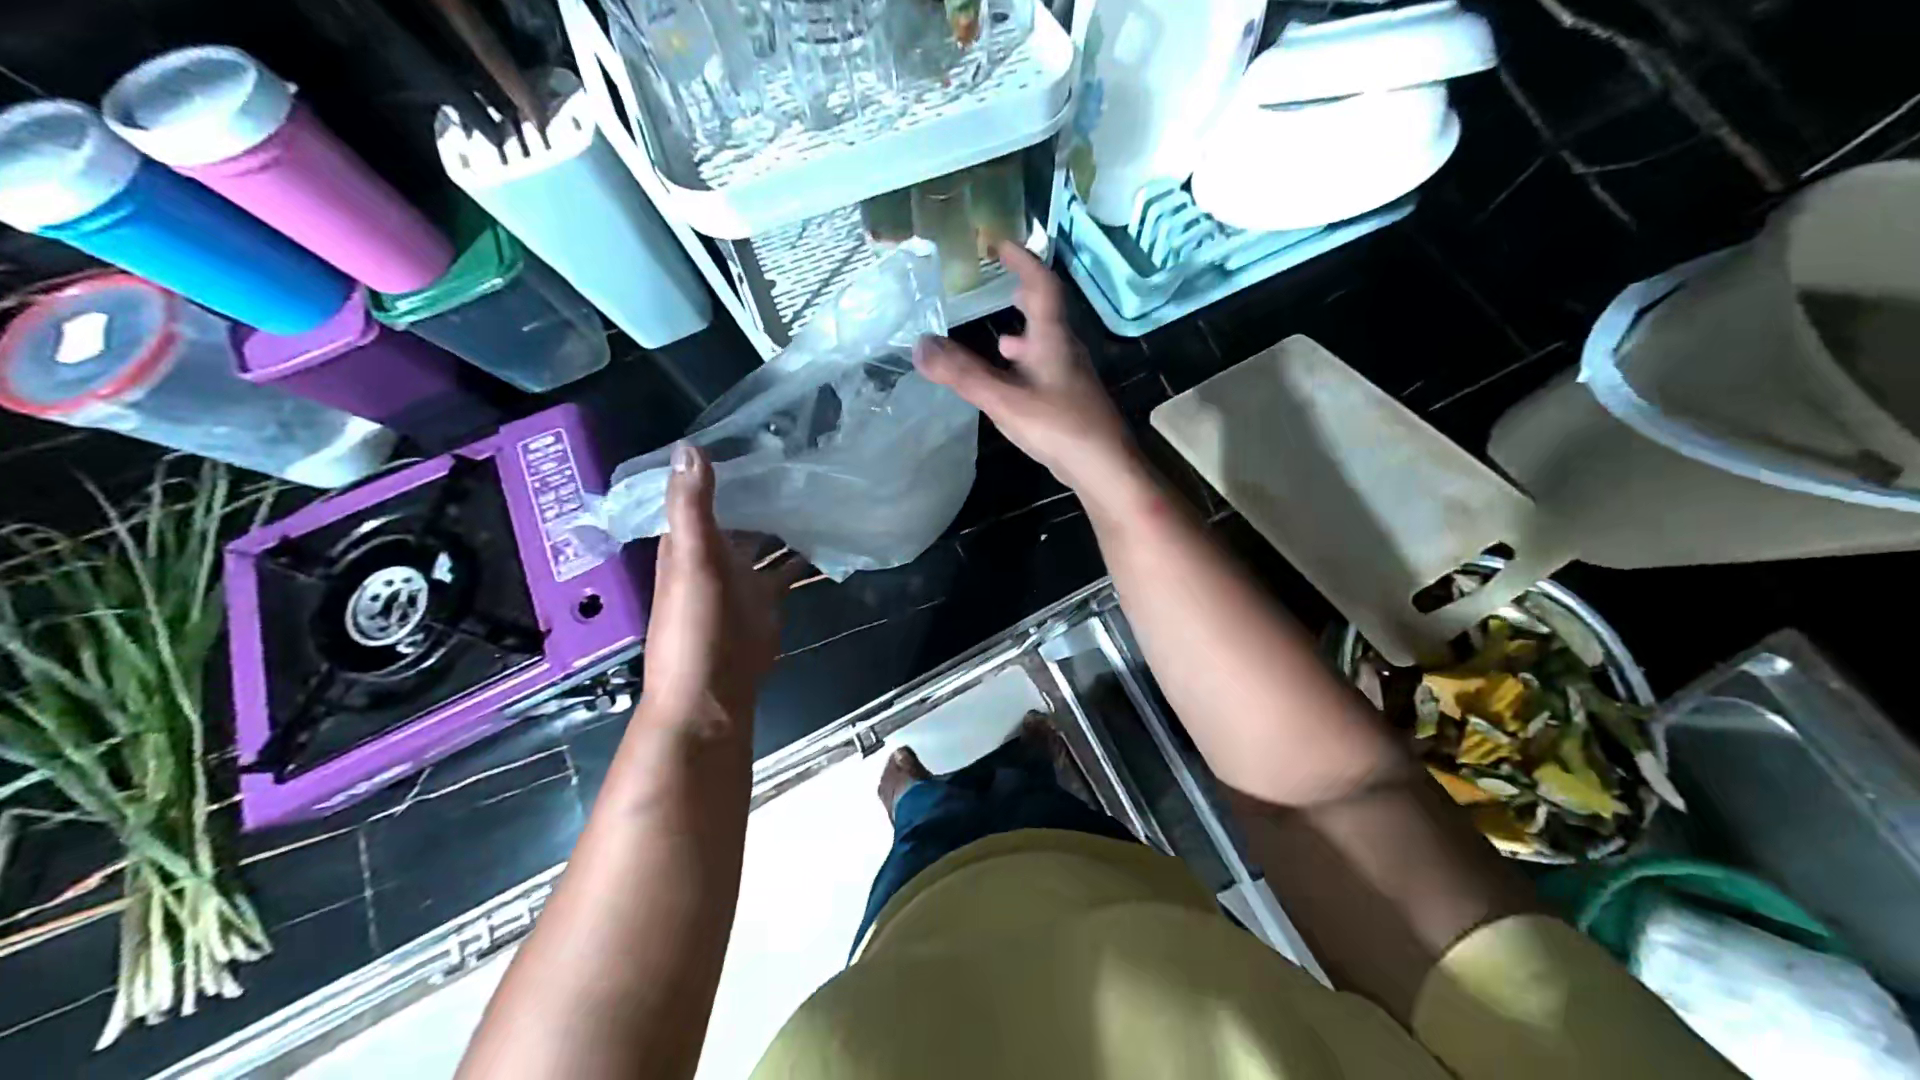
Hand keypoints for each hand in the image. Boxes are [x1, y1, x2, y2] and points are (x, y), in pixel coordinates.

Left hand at [639, 443, 805, 733]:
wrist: (713, 691)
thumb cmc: (697, 624)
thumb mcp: (692, 560)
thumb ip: (692, 506)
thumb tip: (690, 446)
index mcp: (689, 539)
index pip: (705, 491)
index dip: (725, 465)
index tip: (757, 433)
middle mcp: (715, 552)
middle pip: (741, 511)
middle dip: (764, 488)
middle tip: (802, 454)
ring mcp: (743, 576)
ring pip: (767, 537)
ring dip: (787, 517)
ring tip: (821, 486)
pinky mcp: (767, 599)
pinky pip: (788, 568)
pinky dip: (805, 554)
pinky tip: (829, 534)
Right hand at [913, 242, 1141, 495]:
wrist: (1103, 467)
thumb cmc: (1058, 426)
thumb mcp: (1004, 399)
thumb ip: (962, 374)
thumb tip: (920, 345)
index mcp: (1052, 339)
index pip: (1041, 285)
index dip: (1022, 261)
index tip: (1001, 244)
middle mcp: (1065, 350)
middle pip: (1046, 313)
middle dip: (1024, 294)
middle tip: (1003, 283)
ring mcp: (1070, 377)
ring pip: (1045, 344)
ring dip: (1024, 334)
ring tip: (1000, 339)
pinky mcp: (1070, 400)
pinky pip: (1044, 370)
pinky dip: (1025, 365)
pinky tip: (1013, 384)